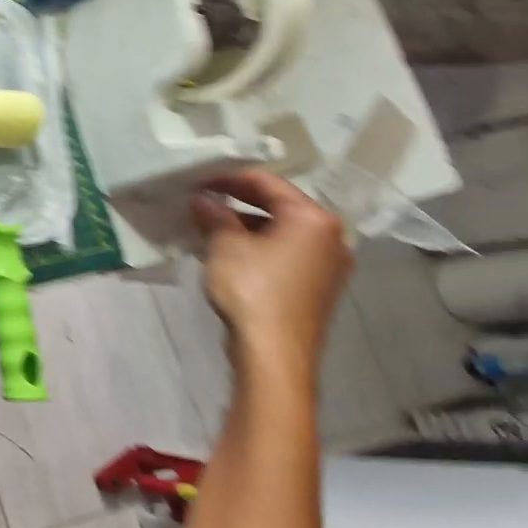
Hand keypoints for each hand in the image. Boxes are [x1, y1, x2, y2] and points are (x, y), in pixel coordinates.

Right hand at [191, 172, 351, 388]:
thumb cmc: (253, 288)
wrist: (275, 349)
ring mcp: (327, 262)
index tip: (197, 179)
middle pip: (279, 206)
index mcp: (313, 219)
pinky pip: (284, 252)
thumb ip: (214, 216)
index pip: (269, 184)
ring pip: (280, 231)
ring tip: (207, 225)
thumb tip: (202, 199)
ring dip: (244, 225)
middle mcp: (330, 236)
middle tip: (199, 199)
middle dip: (237, 201)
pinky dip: (256, 245)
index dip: (229, 178)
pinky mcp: (316, 284)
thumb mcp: (225, 246)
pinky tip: (227, 251)